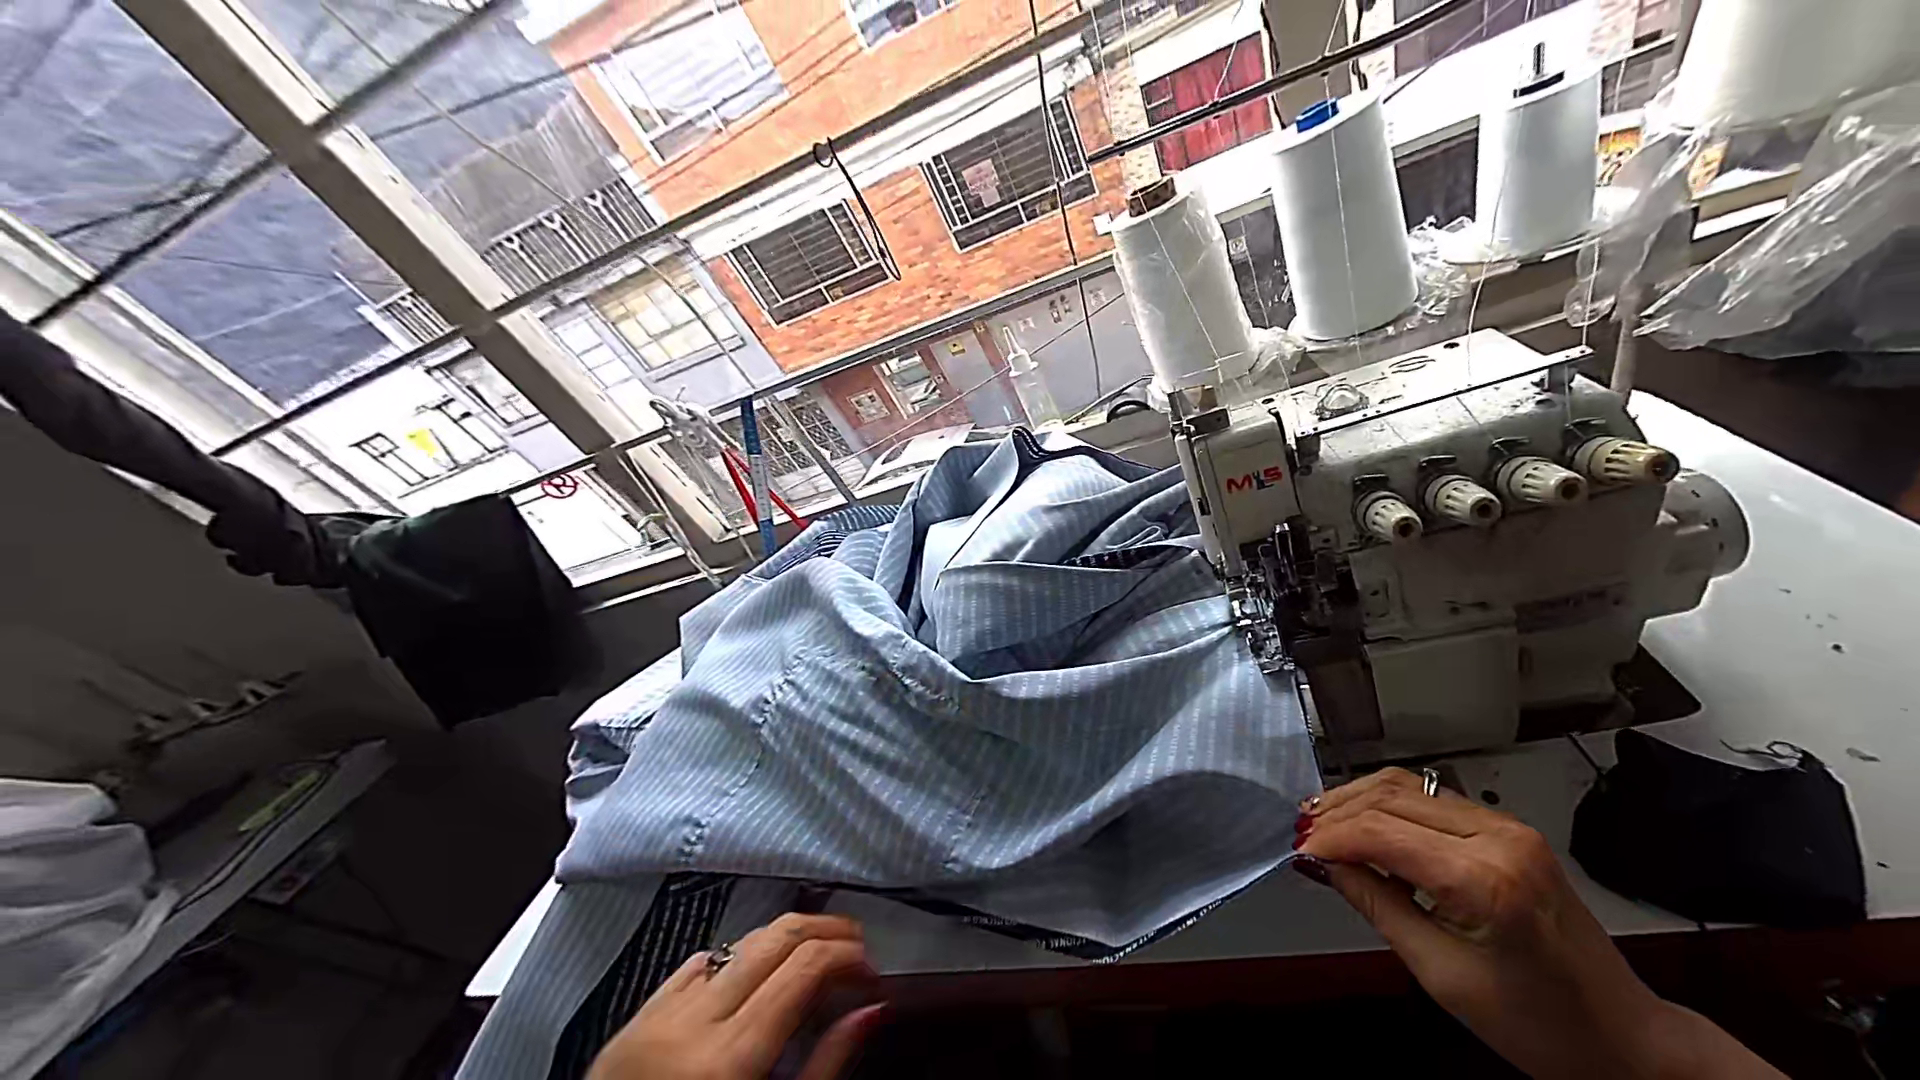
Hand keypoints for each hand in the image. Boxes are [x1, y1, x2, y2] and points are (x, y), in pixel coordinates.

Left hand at [587, 914, 885, 1079]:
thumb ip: (824, 1066)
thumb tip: (868, 1012)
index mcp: (727, 1063)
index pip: (804, 967)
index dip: (846, 955)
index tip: (867, 968)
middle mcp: (691, 1026)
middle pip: (776, 938)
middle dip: (825, 929)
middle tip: (852, 944)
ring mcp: (658, 1018)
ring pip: (740, 943)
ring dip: (784, 941)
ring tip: (812, 956)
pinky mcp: (635, 1020)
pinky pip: (697, 966)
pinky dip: (734, 962)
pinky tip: (751, 980)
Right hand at [1294, 768, 1782, 1078]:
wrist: (1628, 1039)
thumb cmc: (1539, 1024)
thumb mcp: (1439, 972)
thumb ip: (1374, 902)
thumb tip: (1322, 863)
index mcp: (1486, 881)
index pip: (1380, 832)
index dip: (1329, 837)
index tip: (1298, 850)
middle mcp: (1499, 839)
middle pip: (1389, 797)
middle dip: (1335, 812)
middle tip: (1301, 833)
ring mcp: (1508, 827)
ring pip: (1406, 786)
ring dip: (1356, 799)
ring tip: (1320, 821)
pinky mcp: (1508, 829)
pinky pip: (1430, 798)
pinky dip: (1386, 804)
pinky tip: (1362, 820)